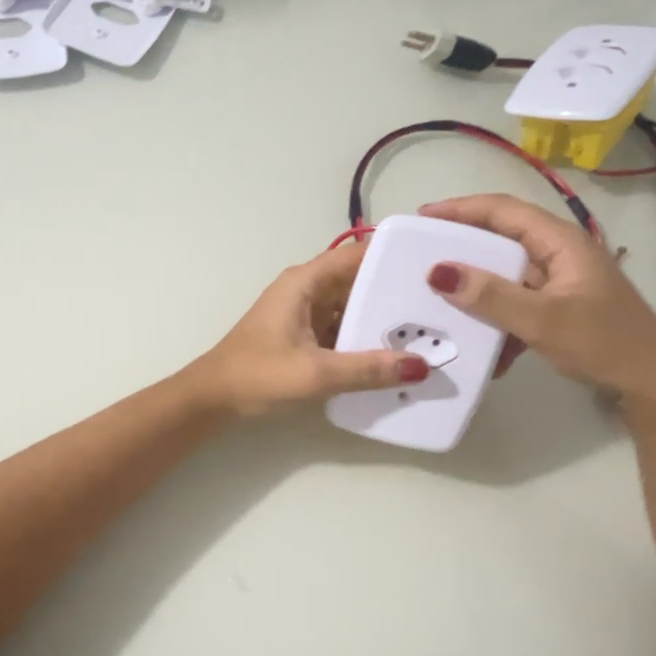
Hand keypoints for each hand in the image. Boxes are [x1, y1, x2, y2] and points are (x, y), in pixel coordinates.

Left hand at [187, 244, 428, 416]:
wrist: (212, 400)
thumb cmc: (257, 377)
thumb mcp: (316, 374)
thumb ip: (368, 370)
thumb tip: (422, 367)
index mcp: (305, 282)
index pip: (358, 255)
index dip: (395, 255)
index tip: (435, 263)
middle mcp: (307, 290)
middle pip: (360, 281)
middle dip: (397, 292)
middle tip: (443, 304)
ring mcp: (305, 314)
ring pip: (353, 307)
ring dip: (382, 318)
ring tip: (431, 328)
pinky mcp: (304, 337)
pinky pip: (343, 329)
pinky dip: (365, 338)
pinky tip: (395, 354)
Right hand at [420, 195, 655, 405]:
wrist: (650, 383)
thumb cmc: (602, 343)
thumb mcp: (541, 320)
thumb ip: (490, 296)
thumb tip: (438, 272)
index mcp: (561, 241)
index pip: (503, 210)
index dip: (461, 209)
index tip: (422, 216)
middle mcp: (560, 254)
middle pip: (502, 239)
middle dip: (462, 248)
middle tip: (421, 258)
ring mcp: (560, 282)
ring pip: (506, 275)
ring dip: (477, 292)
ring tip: (440, 304)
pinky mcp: (560, 309)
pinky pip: (517, 305)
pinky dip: (497, 322)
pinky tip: (482, 350)